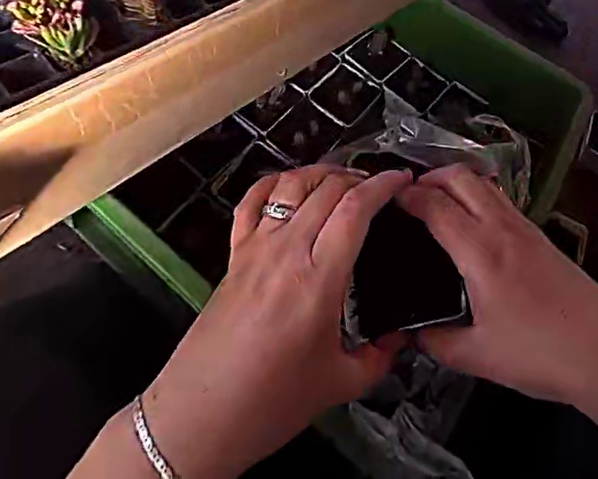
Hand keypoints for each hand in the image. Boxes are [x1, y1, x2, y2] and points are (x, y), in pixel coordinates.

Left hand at [138, 165, 412, 473]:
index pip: (355, 207)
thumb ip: (380, 356)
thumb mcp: (340, 384)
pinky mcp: (233, 255)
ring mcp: (256, 249)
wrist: (195, 423)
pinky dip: (275, 183)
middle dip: (361, 177)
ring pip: (292, 184)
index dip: (384, 184)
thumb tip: (400, 337)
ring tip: (343, 181)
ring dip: (323, 173)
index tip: (403, 180)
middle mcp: (287, 252)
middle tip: (379, 187)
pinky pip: (252, 201)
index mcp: (318, 279)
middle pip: (329, 187)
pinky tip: (291, 187)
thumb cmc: (267, 404)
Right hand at [396, 166, 597, 433]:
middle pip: (463, 177)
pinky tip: (472, 223)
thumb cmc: (538, 352)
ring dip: (457, 181)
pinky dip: (478, 195)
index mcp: (482, 251)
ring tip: (436, 201)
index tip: (387, 198)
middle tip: (408, 194)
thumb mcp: (477, 355)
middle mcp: (503, 227)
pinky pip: (502, 200)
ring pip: (486, 184)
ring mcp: (526, 227)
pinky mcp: (541, 235)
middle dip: (431, 176)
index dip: (409, 196)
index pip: (437, 206)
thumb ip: (437, 340)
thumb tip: (412, 332)